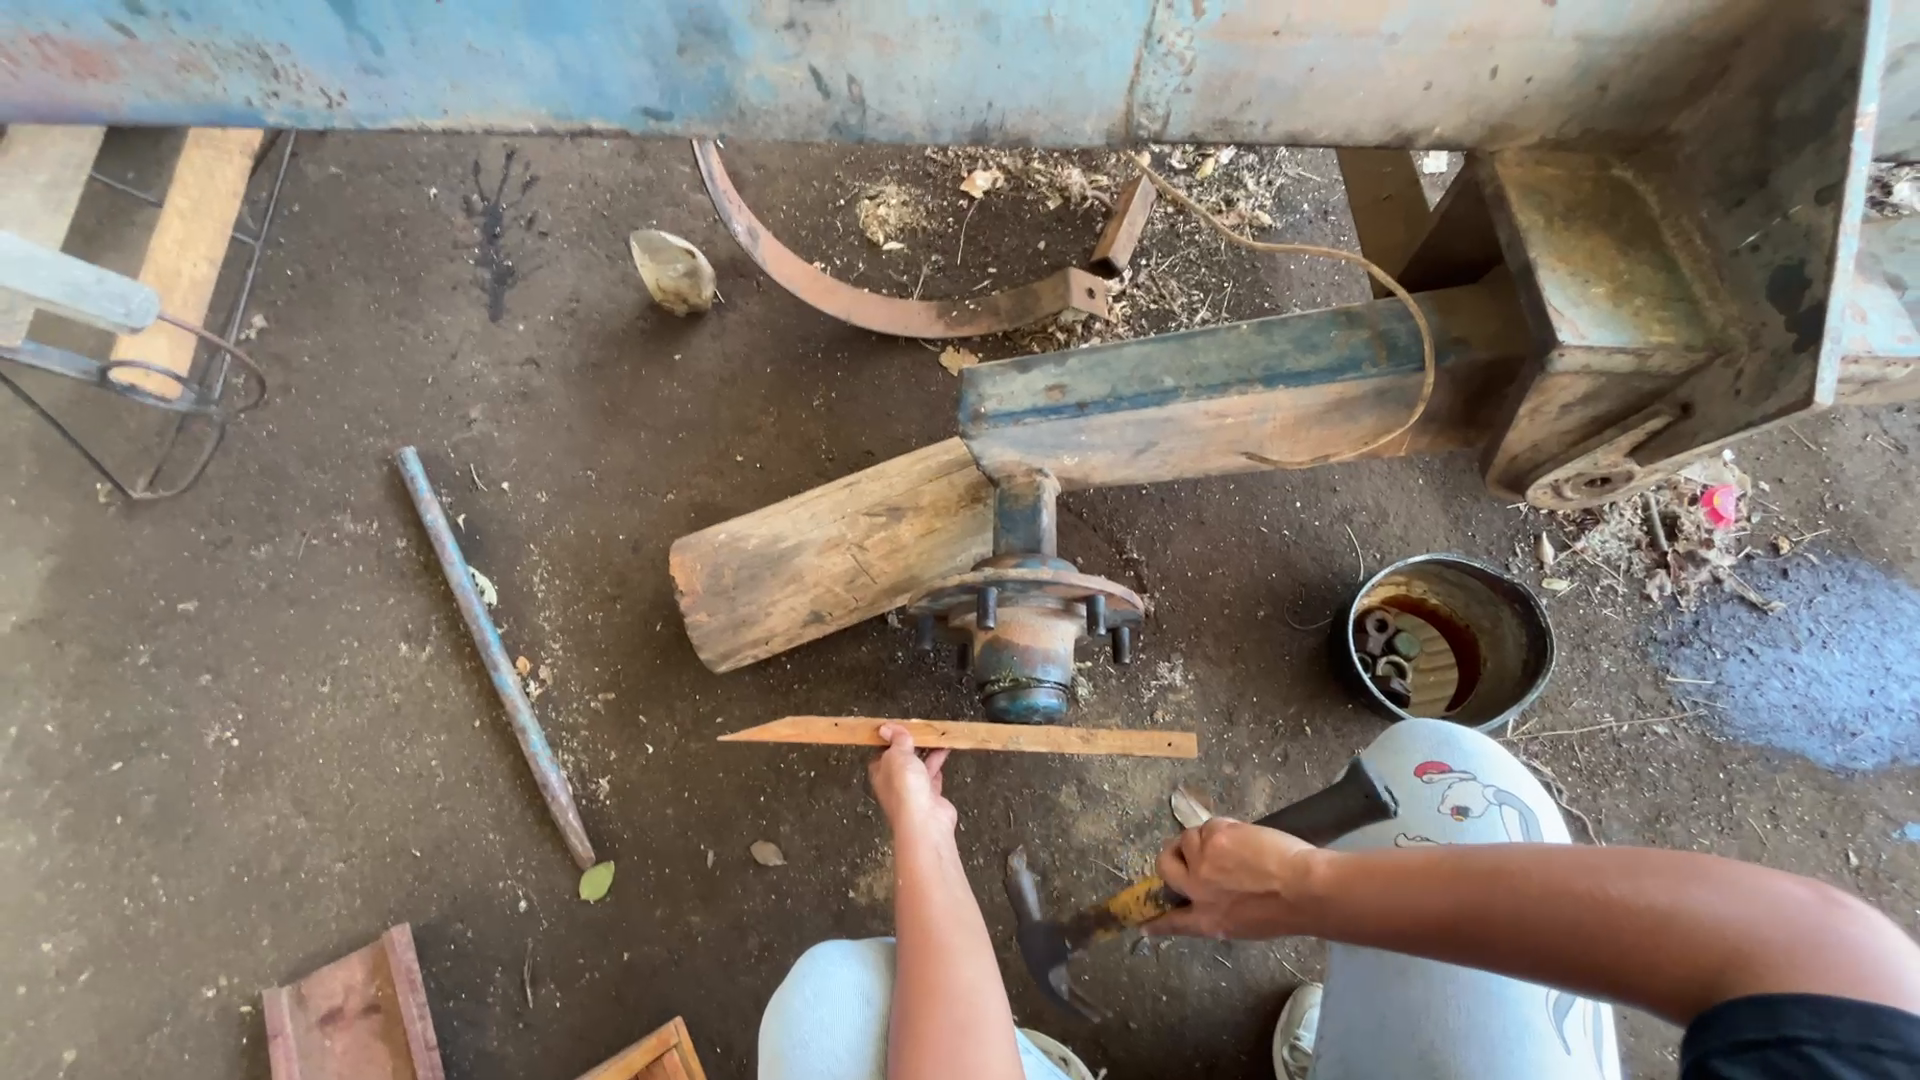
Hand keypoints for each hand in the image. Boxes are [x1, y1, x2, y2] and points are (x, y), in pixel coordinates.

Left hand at [868, 724, 956, 837]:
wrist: (925, 819)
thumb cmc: (905, 788)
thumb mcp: (898, 756)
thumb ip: (896, 741)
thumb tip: (885, 728)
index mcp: (881, 773)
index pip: (882, 753)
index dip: (890, 739)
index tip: (900, 726)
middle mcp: (895, 783)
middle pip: (902, 759)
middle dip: (911, 745)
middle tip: (920, 728)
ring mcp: (913, 790)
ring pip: (919, 766)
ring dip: (927, 751)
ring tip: (936, 735)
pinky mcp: (931, 795)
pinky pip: (934, 774)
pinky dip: (939, 761)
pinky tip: (945, 749)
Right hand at [1145, 818, 1324, 939]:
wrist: (1304, 888)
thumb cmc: (1284, 910)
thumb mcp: (1244, 925)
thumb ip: (1218, 912)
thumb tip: (1211, 899)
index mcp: (1207, 920)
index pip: (1173, 921)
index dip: (1157, 921)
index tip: (1143, 923)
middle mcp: (1196, 890)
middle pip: (1164, 865)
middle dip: (1172, 856)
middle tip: (1189, 852)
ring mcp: (1201, 860)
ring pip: (1187, 838)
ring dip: (1204, 840)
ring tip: (1233, 845)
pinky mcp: (1213, 836)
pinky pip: (1207, 825)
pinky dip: (1222, 829)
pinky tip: (1243, 838)